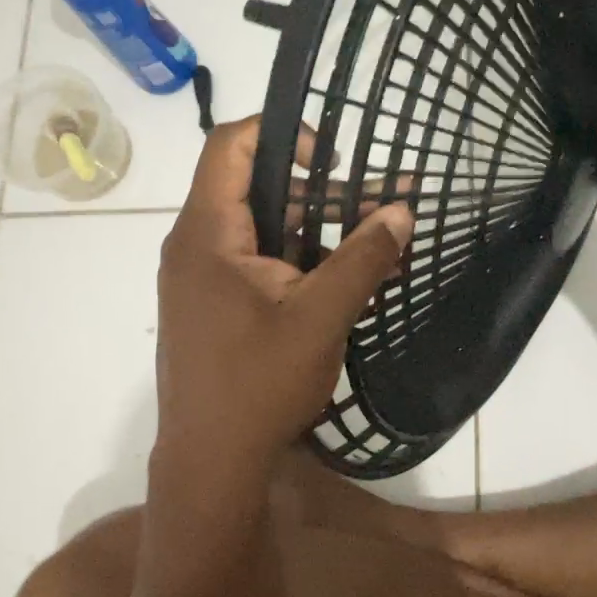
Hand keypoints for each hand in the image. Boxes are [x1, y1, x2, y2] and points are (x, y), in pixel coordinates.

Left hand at [154, 116, 413, 468]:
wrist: (210, 463)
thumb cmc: (258, 384)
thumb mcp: (320, 318)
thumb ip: (362, 259)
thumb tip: (401, 210)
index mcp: (207, 233)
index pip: (231, 145)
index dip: (283, 133)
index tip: (334, 161)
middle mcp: (195, 246)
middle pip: (255, 189)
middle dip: (321, 193)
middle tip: (377, 208)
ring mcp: (201, 279)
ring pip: (262, 231)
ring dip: (317, 232)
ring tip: (376, 247)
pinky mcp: (213, 307)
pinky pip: (258, 264)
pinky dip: (300, 262)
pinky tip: (345, 283)